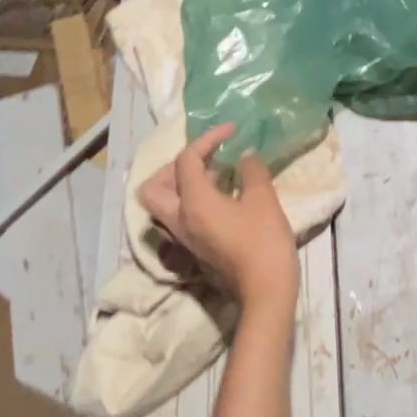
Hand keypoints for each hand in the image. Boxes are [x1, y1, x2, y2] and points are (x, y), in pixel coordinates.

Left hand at [139, 123, 299, 308]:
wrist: (263, 286)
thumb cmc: (263, 239)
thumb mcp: (263, 198)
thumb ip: (251, 171)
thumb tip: (244, 156)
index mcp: (194, 203)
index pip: (186, 161)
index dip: (207, 139)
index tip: (231, 130)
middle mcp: (179, 219)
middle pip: (153, 187)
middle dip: (175, 165)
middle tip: (206, 157)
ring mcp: (183, 236)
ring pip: (161, 203)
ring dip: (179, 182)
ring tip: (214, 173)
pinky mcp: (192, 246)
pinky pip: (177, 215)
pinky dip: (189, 198)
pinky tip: (220, 195)